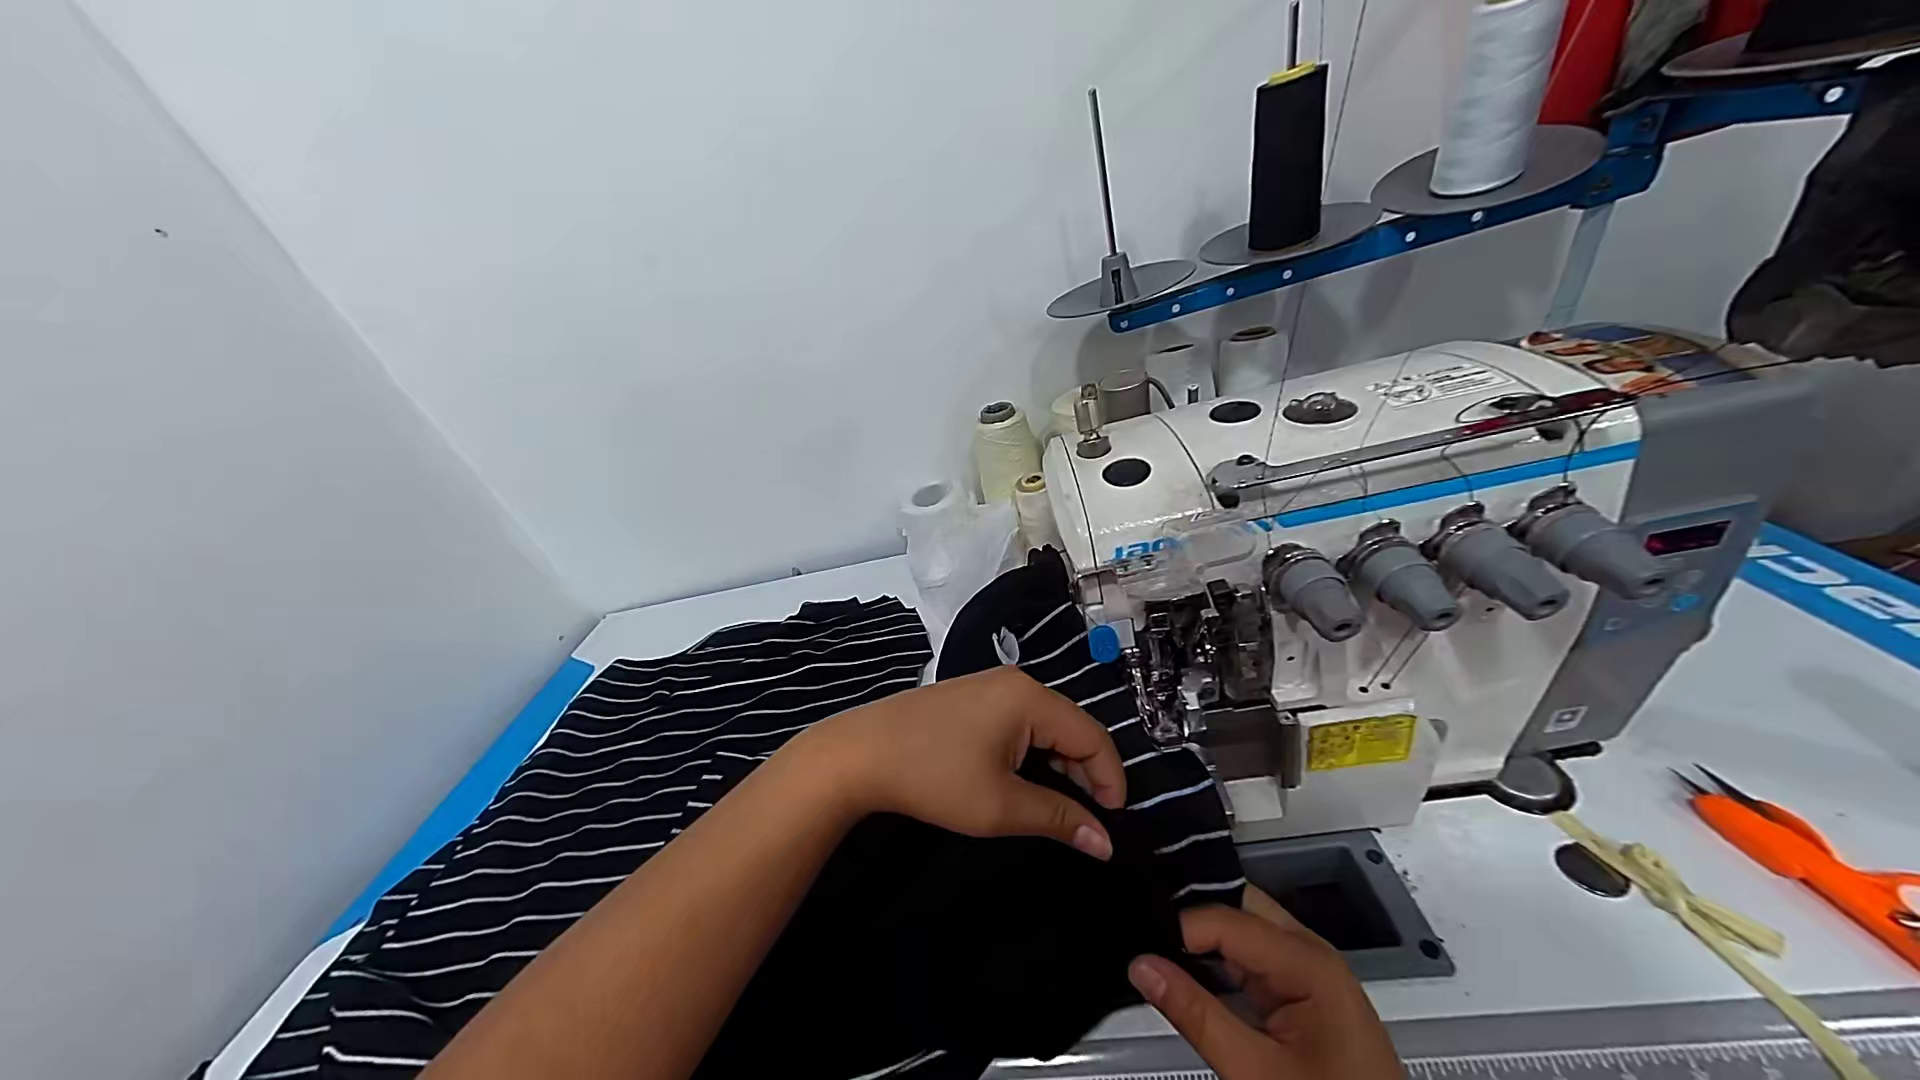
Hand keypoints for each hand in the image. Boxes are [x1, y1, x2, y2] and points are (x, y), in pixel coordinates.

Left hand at [783, 666, 1125, 859]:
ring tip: (1057, 804)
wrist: (859, 753)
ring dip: (1058, 763)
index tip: (1112, 823)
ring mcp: (990, 685)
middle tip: (1086, 819)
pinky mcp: (972, 696)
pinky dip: (1032, 750)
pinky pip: (1020, 720)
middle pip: (1071, 726)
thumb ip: (1059, 819)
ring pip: (1045, 724)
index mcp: (1030, 698)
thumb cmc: (934, 778)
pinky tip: (1024, 778)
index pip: (1093, 736)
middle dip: (1085, 772)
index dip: (1110, 779)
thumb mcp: (1001, 805)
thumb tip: (1104, 843)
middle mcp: (1016, 682)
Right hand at [1129, 900, 1404, 1079]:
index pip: (1226, 919)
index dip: (1178, 927)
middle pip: (1237, 904)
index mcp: (1309, 963)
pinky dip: (1216, 959)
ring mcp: (1306, 969)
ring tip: (1156, 947)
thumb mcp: (1257, 1073)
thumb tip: (1141, 966)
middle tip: (1143, 929)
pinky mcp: (1298, 990)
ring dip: (1200, 938)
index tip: (1140, 946)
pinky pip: (1248, 955)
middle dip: (1189, 914)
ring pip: (1240, 926)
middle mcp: (1310, 953)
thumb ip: (1196, 1015)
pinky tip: (1187, 971)